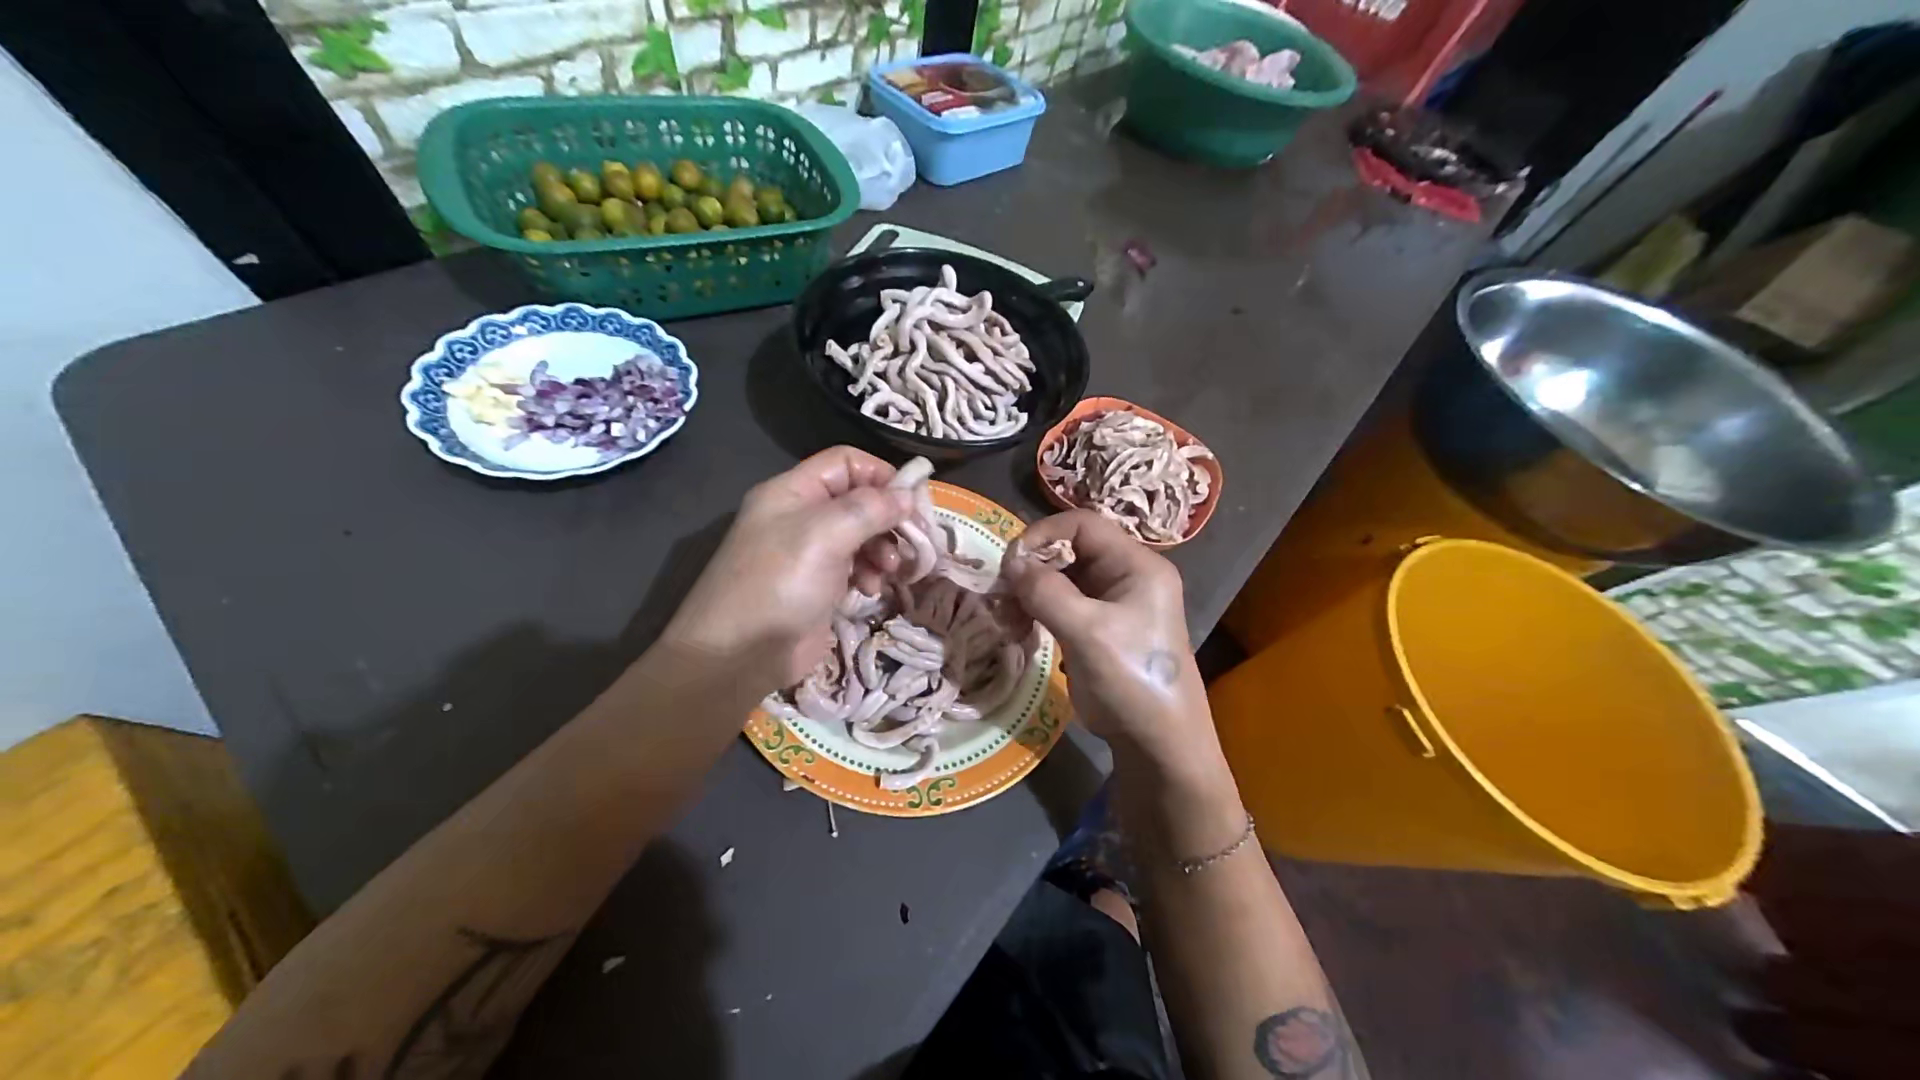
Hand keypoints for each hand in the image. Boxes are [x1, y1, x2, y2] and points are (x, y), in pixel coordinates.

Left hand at [662, 447, 911, 698]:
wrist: (739, 654)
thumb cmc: (779, 583)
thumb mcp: (825, 535)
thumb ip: (869, 508)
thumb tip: (907, 495)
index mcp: (793, 492)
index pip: (846, 463)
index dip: (881, 474)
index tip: (912, 500)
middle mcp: (802, 517)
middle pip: (858, 501)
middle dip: (888, 518)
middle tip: (914, 539)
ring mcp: (810, 554)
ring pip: (862, 536)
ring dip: (883, 549)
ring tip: (889, 570)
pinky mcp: (819, 587)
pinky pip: (856, 568)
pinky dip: (870, 574)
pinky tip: (871, 590)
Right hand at [998, 511, 1214, 765]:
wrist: (1157, 742)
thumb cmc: (1132, 680)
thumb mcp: (1088, 632)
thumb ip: (1047, 591)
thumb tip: (1010, 563)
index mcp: (1137, 565)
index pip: (1084, 524)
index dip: (1044, 533)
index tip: (1012, 561)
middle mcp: (1126, 575)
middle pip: (1071, 549)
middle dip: (1034, 565)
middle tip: (1003, 590)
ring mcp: (1111, 602)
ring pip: (1061, 577)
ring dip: (1030, 589)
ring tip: (1006, 613)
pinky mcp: (1096, 627)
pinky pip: (1060, 603)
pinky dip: (1036, 608)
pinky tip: (1016, 625)